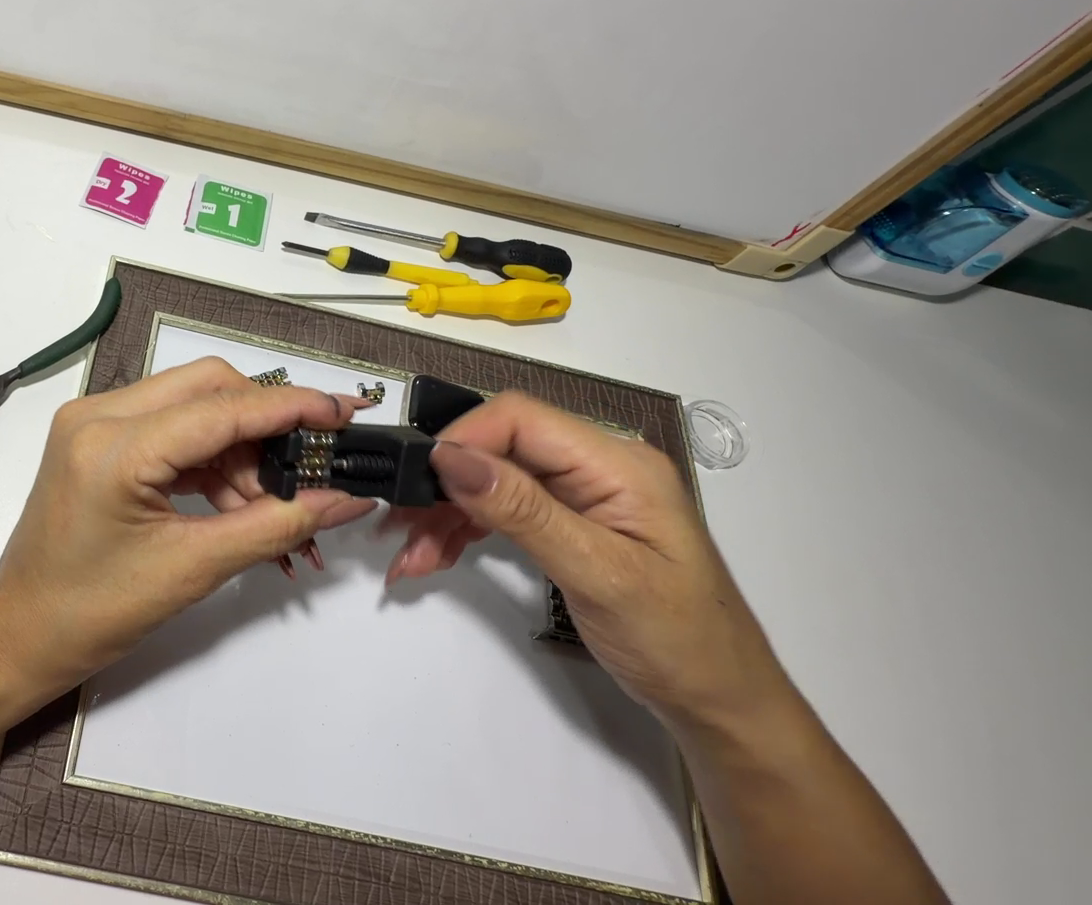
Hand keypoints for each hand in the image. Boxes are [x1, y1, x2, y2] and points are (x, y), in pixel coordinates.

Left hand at [0, 358, 378, 694]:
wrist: (23, 631)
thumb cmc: (92, 612)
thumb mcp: (193, 568)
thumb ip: (275, 525)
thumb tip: (344, 499)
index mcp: (113, 445)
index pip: (221, 407)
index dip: (289, 408)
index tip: (343, 414)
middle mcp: (98, 414)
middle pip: (208, 386)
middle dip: (264, 424)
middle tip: (305, 470)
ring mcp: (94, 422)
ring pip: (194, 406)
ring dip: (240, 449)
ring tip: (267, 509)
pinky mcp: (99, 438)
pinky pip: (173, 428)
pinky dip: (211, 458)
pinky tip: (236, 502)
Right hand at [384, 391, 793, 730]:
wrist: (718, 700)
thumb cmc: (675, 640)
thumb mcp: (597, 575)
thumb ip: (523, 511)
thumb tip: (451, 458)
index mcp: (617, 464)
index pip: (520, 418)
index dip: (461, 439)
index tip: (416, 484)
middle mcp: (597, 466)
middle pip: (498, 449)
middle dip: (444, 485)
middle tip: (400, 529)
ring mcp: (582, 494)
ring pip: (492, 479)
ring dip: (446, 514)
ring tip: (412, 557)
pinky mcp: (568, 520)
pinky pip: (503, 508)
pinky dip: (464, 530)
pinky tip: (436, 556)